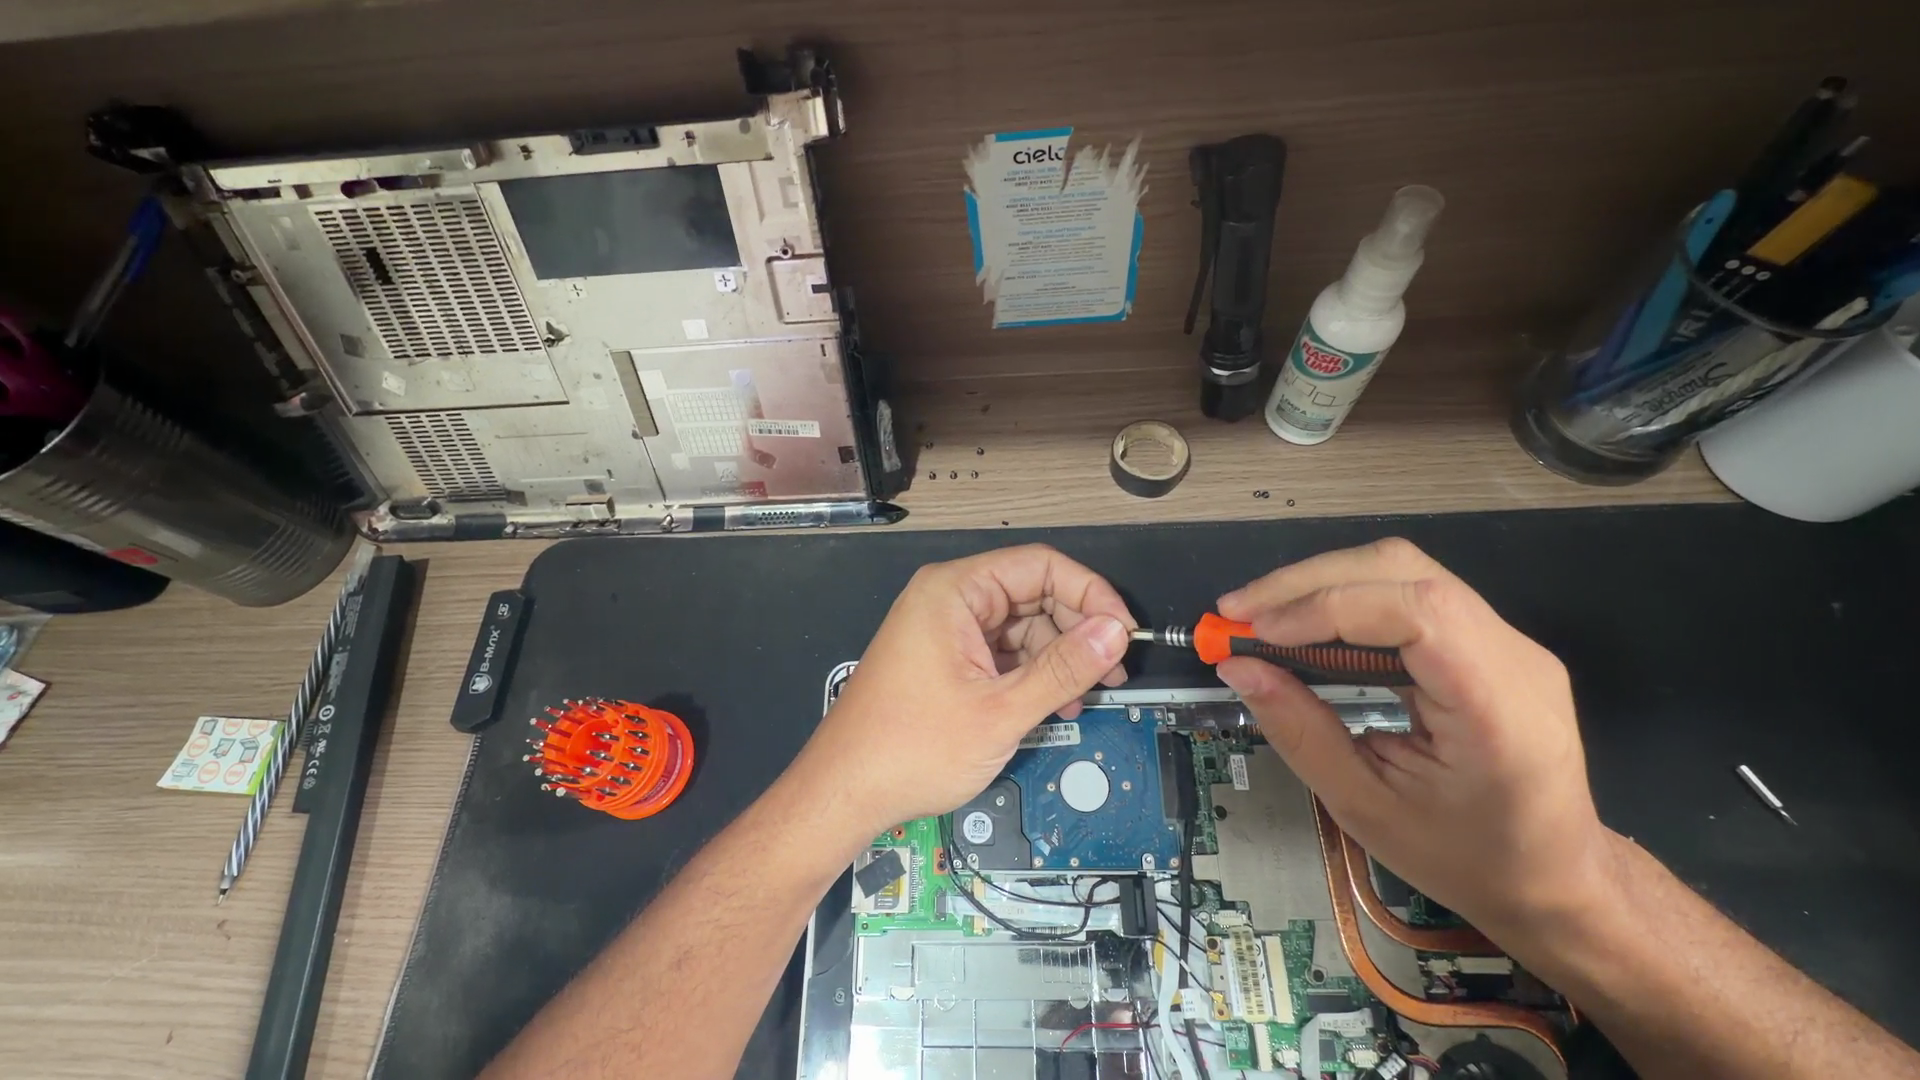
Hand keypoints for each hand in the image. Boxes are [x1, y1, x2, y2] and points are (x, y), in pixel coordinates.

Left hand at [792, 544, 1134, 835]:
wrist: (846, 791)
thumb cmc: (908, 749)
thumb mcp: (1000, 710)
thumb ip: (1062, 668)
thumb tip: (1114, 633)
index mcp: (954, 591)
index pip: (1040, 565)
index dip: (1090, 593)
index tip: (1122, 631)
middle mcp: (949, 600)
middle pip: (1033, 593)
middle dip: (1077, 630)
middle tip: (1111, 670)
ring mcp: (947, 629)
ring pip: (1022, 625)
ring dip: (1057, 657)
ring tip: (1080, 697)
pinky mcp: (947, 658)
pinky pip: (1002, 651)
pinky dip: (1031, 673)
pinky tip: (1051, 703)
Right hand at [1213, 538, 1617, 943]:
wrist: (1555, 876)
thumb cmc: (1463, 858)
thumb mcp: (1365, 808)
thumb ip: (1300, 732)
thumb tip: (1237, 668)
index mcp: (1497, 710)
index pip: (1417, 611)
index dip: (1327, 607)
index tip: (1255, 632)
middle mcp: (1514, 656)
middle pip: (1403, 571)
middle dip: (1306, 583)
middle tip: (1235, 615)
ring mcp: (1508, 640)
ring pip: (1402, 570)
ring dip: (1319, 584)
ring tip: (1258, 617)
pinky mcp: (1488, 639)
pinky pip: (1408, 592)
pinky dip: (1343, 599)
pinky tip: (1303, 625)